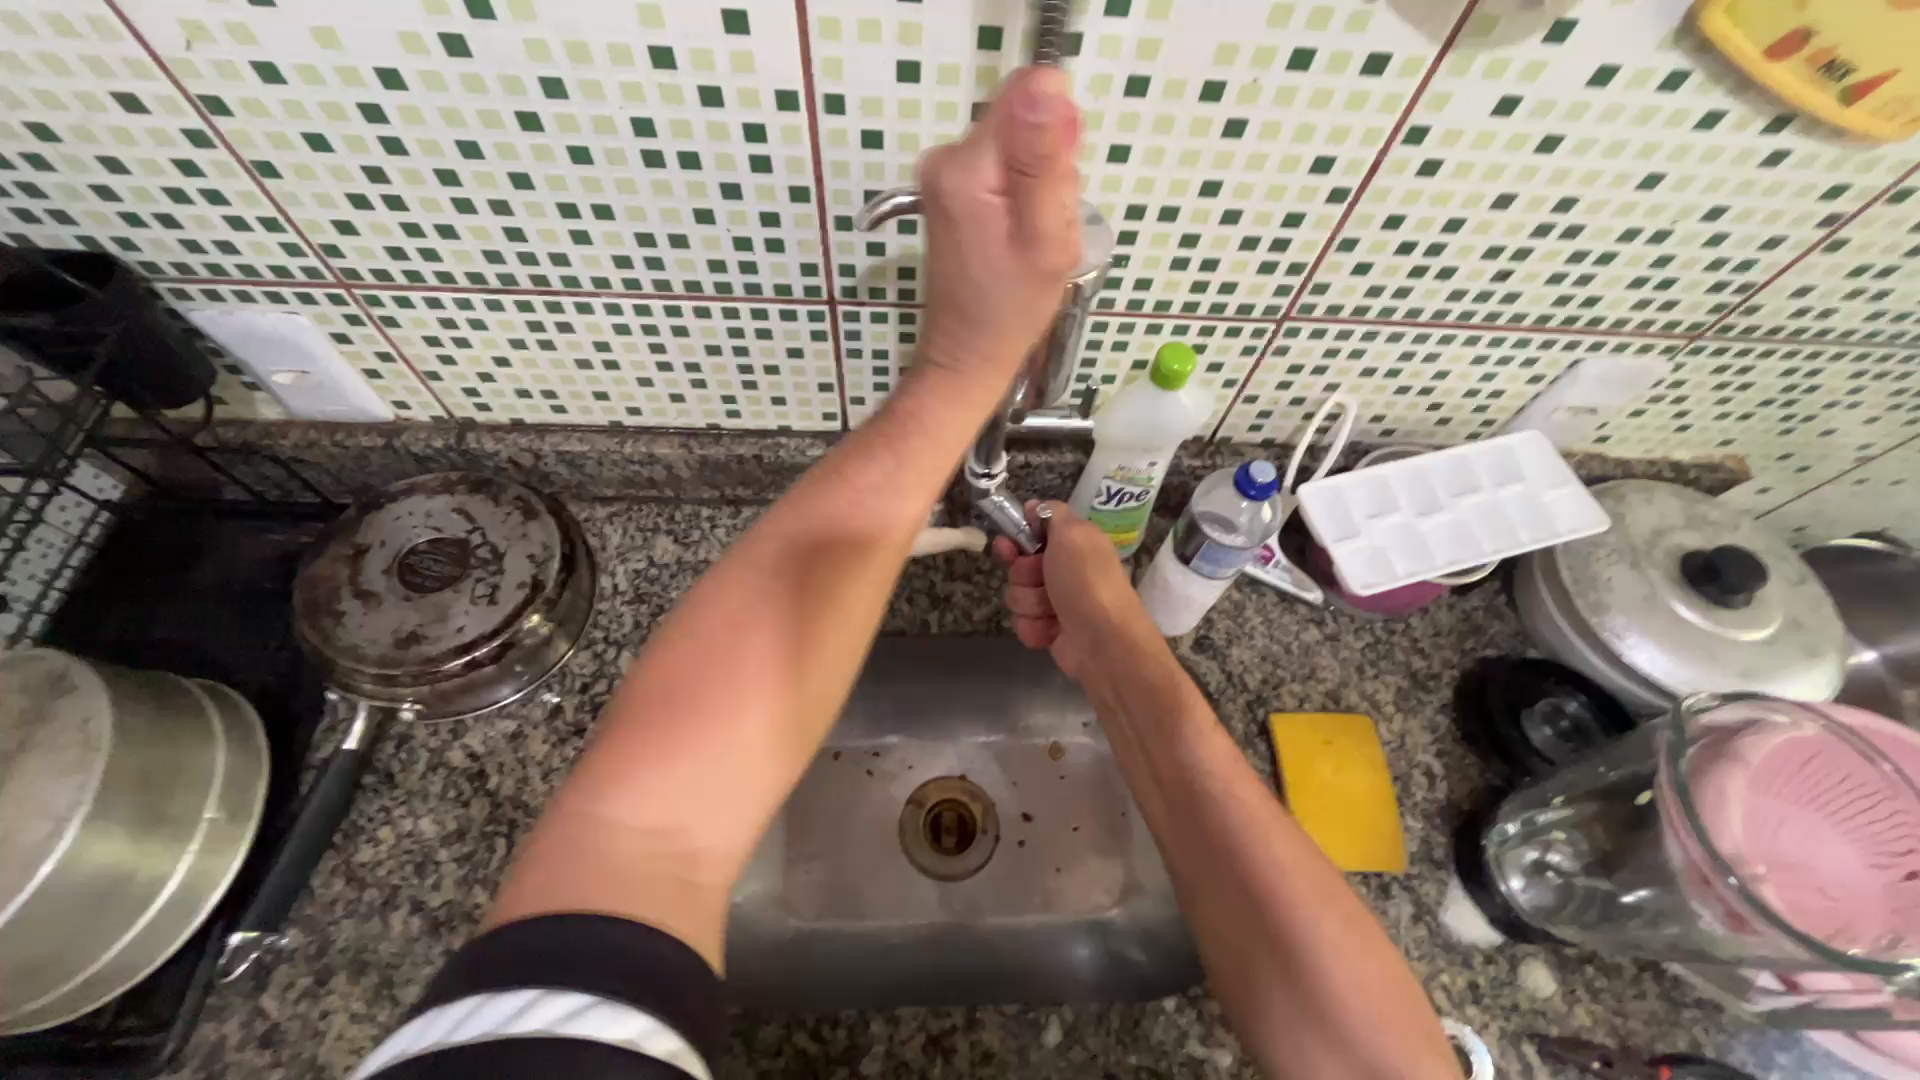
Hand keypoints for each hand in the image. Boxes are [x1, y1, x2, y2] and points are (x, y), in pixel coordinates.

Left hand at [912, 66, 1082, 396]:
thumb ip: (1045, 161)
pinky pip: (1007, 172)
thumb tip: (1047, 83)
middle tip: (1045, 228)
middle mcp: (946, 158)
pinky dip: (1025, 202)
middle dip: (1051, 172)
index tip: (1055, 191)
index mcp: (966, 166)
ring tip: (1033, 240)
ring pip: (1021, 149)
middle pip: (1026, 123)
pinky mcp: (952, 192)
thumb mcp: (1044, 238)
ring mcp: (946, 175)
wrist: (969, 354)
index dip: (1059, 140)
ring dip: (1041, 191)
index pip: (1030, 97)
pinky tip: (1021, 240)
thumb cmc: (1010, 308)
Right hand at [991, 501, 1152, 681]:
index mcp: (1073, 544)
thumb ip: (1052, 513)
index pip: (1032, 533)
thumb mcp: (1073, 533)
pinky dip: (1034, 627)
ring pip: (1016, 596)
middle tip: (1043, 580)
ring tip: (1053, 611)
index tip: (1007, 546)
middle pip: (1018, 566)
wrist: (1102, 640)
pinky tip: (1052, 631)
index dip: (1016, 539)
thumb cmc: (1087, 581)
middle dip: (1023, 575)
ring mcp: (1056, 602)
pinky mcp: (1049, 630)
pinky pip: (1022, 622)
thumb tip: (1034, 505)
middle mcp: (1064, 570)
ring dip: (1030, 603)